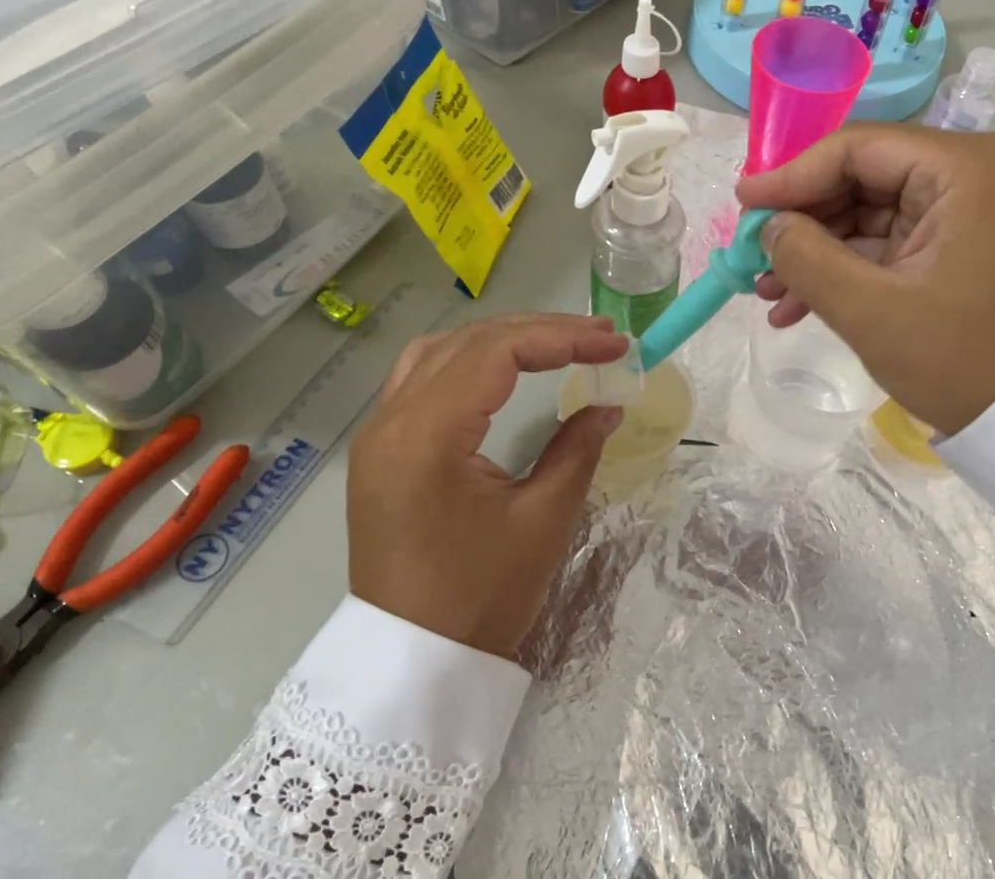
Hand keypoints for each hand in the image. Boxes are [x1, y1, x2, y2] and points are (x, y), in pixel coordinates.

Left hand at [346, 314, 627, 657]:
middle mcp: (391, 420)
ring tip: (554, 344)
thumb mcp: (541, 523)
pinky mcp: (379, 453)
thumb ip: (576, 450)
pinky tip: (498, 372)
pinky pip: (418, 381)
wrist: (411, 662)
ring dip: (498, 340)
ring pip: (437, 353)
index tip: (616, 344)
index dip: (562, 337)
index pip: (497, 351)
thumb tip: (608, 404)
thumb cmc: (479, 598)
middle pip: (468, 343)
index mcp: (427, 433)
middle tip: (600, 337)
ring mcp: (378, 435)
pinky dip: (465, 363)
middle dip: (538, 332)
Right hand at [736, 123, 994, 434]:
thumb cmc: (965, 359)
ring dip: (819, 254)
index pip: (856, 148)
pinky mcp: (966, 243)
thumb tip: (768, 227)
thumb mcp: (873, 312)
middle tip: (753, 258)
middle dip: (803, 223)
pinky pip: (894, 243)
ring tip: (770, 296)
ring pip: (872, 214)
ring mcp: (971, 209)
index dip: (790, 176)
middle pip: (862, 179)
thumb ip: (806, 259)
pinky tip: (803, 306)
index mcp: (962, 168)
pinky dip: (851, 270)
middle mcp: (971, 172)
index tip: (741, 205)